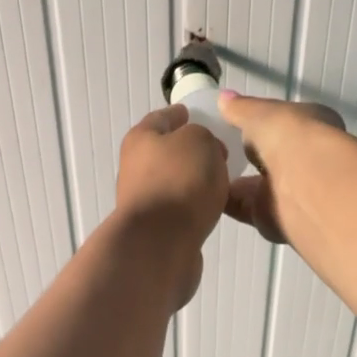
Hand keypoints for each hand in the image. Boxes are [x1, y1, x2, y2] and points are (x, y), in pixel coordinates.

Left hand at [114, 104, 229, 231]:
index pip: (161, 118)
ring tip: (219, 183)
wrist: (160, 243)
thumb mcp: (200, 141)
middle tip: (217, 151)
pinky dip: (192, 207)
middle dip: (188, 151)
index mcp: (141, 139)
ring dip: (192, 182)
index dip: (179, 114)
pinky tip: (209, 209)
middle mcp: (136, 169)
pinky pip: (179, 211)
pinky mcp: (155, 230)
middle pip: (165, 152)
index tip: (193, 113)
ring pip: (173, 183)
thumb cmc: (179, 181)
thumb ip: (205, 137)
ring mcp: (144, 202)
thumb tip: (206, 154)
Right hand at [217, 93, 345, 244]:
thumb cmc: (289, 136)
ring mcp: (288, 193)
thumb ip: (241, 109)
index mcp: (310, 129)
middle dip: (249, 156)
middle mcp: (303, 162)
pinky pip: (242, 206)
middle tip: (215, 150)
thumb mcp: (260, 112)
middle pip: (270, 158)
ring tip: (203, 170)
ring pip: (256, 185)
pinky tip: (203, 190)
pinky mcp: (270, 220)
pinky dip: (225, 200)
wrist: (302, 184)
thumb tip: (224, 98)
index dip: (262, 125)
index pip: (284, 126)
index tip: (235, 125)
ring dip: (235, 181)